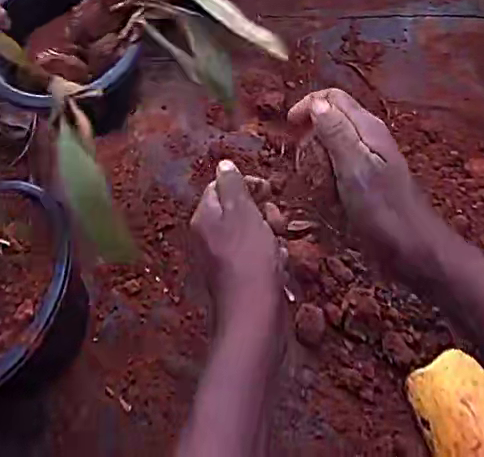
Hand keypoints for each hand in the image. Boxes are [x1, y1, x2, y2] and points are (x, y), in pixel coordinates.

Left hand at [190, 159, 287, 333]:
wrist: (255, 319)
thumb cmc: (249, 260)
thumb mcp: (243, 212)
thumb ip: (233, 185)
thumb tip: (224, 164)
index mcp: (205, 217)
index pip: (222, 186)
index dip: (247, 185)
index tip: (267, 190)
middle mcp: (210, 237)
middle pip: (240, 209)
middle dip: (263, 212)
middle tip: (274, 222)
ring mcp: (225, 260)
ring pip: (254, 232)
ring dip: (271, 235)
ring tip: (278, 249)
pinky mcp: (241, 279)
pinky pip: (259, 256)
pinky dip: (272, 258)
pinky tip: (278, 267)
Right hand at [288, 88, 448, 279]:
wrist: (416, 251)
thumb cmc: (384, 211)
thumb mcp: (355, 169)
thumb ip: (337, 134)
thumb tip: (317, 104)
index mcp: (367, 127)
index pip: (333, 97)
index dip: (308, 105)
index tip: (289, 128)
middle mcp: (370, 136)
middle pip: (332, 117)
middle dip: (311, 132)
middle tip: (301, 158)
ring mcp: (371, 157)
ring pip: (334, 141)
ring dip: (318, 154)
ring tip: (312, 177)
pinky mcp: (370, 177)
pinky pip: (341, 163)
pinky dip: (328, 171)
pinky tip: (326, 191)